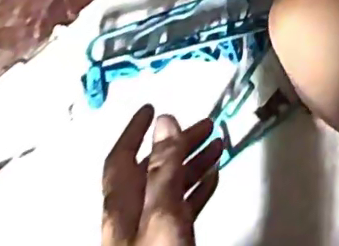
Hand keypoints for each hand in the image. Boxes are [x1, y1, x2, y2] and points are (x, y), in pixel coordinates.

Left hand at [101, 106, 221, 245]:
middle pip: (150, 170)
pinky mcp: (165, 245)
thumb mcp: (162, 211)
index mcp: (122, 206)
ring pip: (168, 187)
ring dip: (191, 162)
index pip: (121, 160)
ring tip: (218, 146)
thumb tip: (164, 120)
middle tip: (207, 123)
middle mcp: (130, 216)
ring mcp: (147, 233)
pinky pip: (179, 207)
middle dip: (176, 143)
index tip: (152, 106)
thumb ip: (164, 167)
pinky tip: (213, 180)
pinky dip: (196, 188)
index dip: (135, 132)